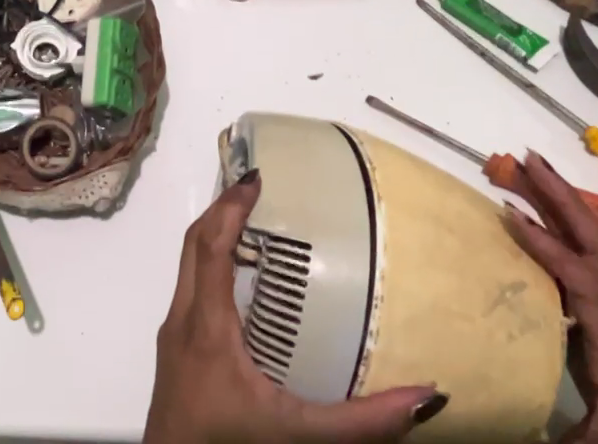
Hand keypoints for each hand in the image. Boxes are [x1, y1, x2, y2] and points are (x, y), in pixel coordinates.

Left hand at [143, 169, 446, 442]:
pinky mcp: (173, 345)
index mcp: (206, 325)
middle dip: (221, 208)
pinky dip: (210, 263)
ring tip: (254, 221)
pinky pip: (189, 285)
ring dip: (214, 234)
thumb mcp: (300, 434)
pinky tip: (242, 277)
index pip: (210, 246)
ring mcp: (172, 330)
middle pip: (192, 243)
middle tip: (259, 188)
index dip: (229, 206)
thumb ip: (361, 420)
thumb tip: (425, 397)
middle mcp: (182, 317)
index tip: (256, 178)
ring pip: (186, 262)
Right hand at [503, 153, 597, 443]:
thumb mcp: (594, 442)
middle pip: (595, 244)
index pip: (580, 283)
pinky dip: (561, 227)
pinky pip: (583, 257)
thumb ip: (549, 435)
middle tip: (527, 159)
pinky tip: (535, 215)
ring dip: (562, 204)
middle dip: (564, 199)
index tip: (509, 215)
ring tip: (529, 170)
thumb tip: (474, 418)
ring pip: (592, 245)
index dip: (546, 249)